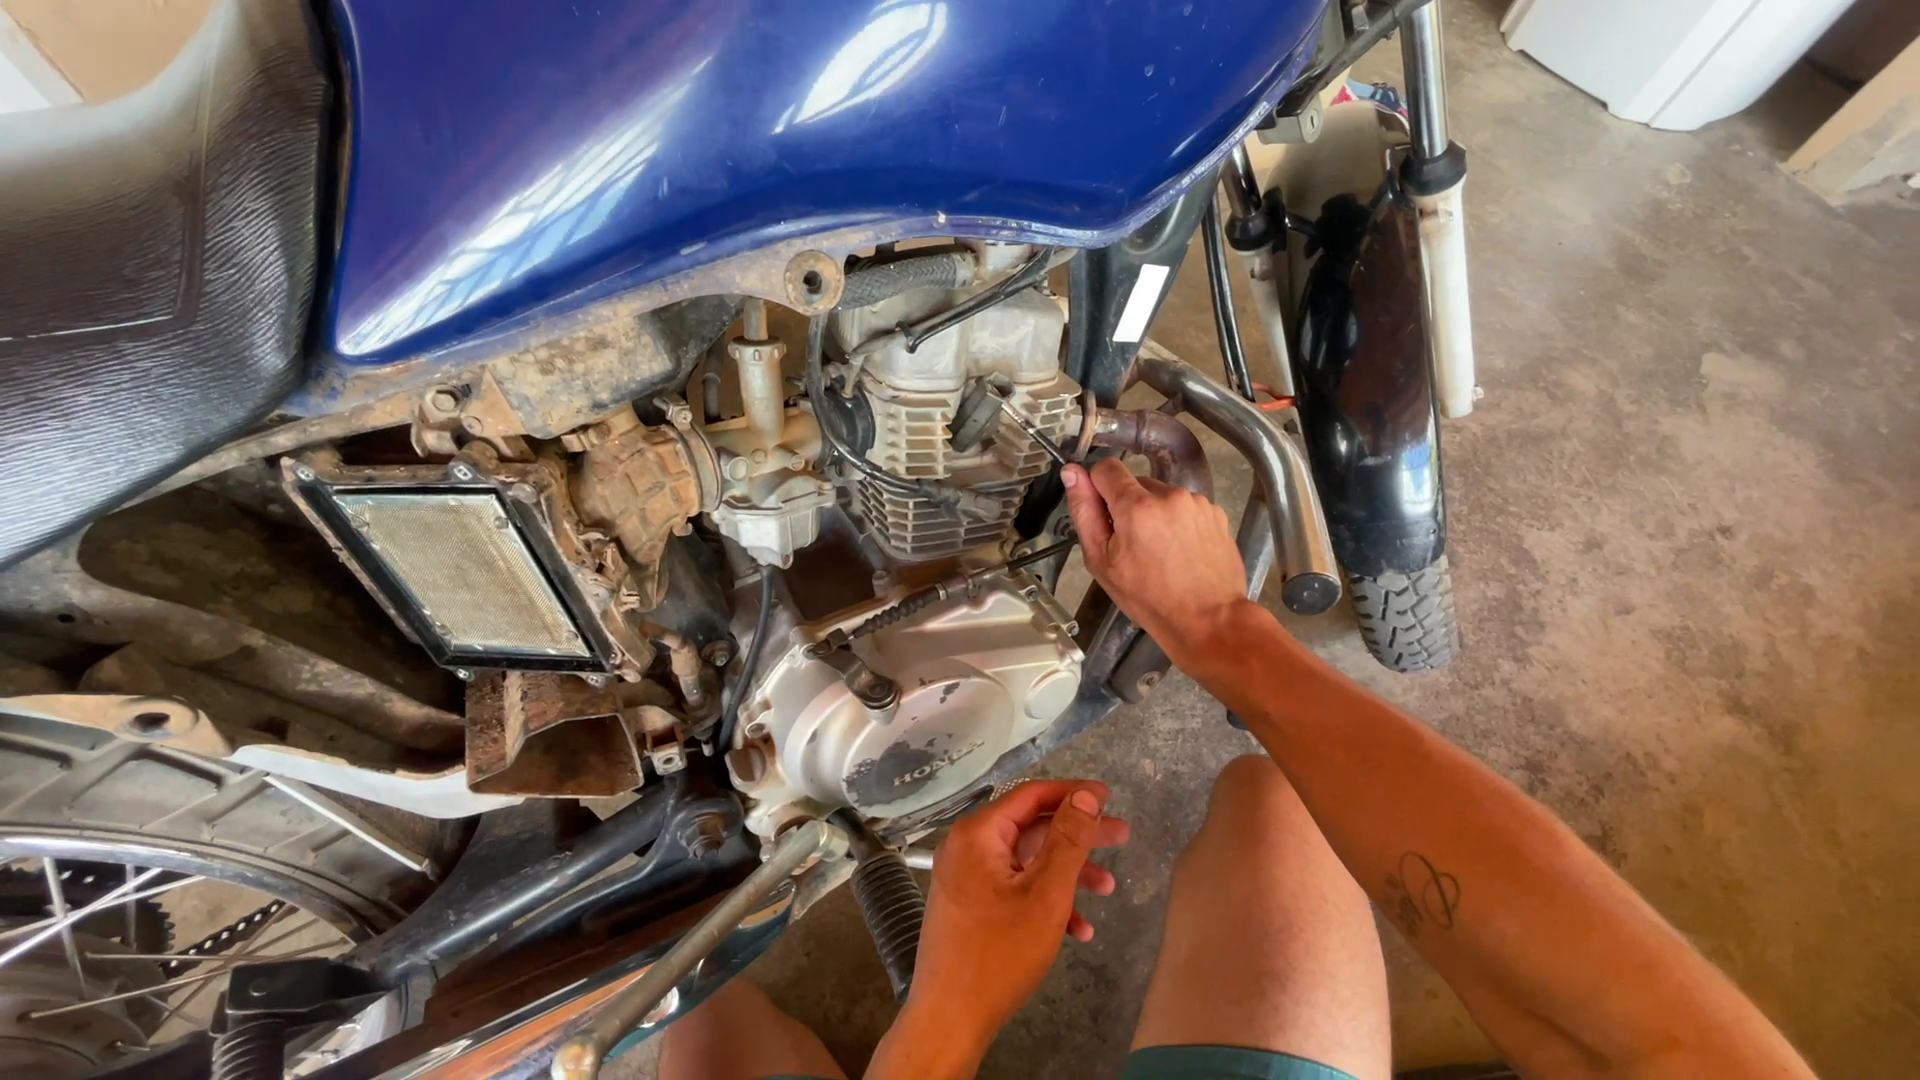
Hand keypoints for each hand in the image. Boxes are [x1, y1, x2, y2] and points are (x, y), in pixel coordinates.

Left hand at [902, 781, 1128, 1049]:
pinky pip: (1015, 888)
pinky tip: (1079, 928)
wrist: (949, 1020)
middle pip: (1032, 827)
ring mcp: (967, 877)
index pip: (1031, 795)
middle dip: (1079, 836)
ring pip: (1028, 861)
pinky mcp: (971, 904)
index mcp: (978, 833)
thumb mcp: (1045, 893)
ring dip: (1069, 873)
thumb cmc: (999, 952)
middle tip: (1122, 837)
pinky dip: (1047, 900)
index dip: (1073, 793)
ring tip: (1108, 889)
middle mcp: (968, 846)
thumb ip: (1068, 839)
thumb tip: (1085, 794)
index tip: (1109, 798)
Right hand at [1063, 459, 1248, 661]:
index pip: (1106, 468)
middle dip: (1127, 506)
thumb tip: (1072, 474)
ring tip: (1158, 551)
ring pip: (1160, 495)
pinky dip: (1177, 522)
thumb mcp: (1102, 561)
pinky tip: (1179, 551)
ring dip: (1154, 513)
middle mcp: (1170, 496)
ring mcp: (1196, 503)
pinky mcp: (1215, 512)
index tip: (1101, 511)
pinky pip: (1184, 507)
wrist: (1209, 620)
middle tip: (1129, 544)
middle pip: (1134, 483)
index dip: (1097, 487)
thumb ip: (1084, 512)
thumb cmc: (1150, 599)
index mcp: (1137, 507)